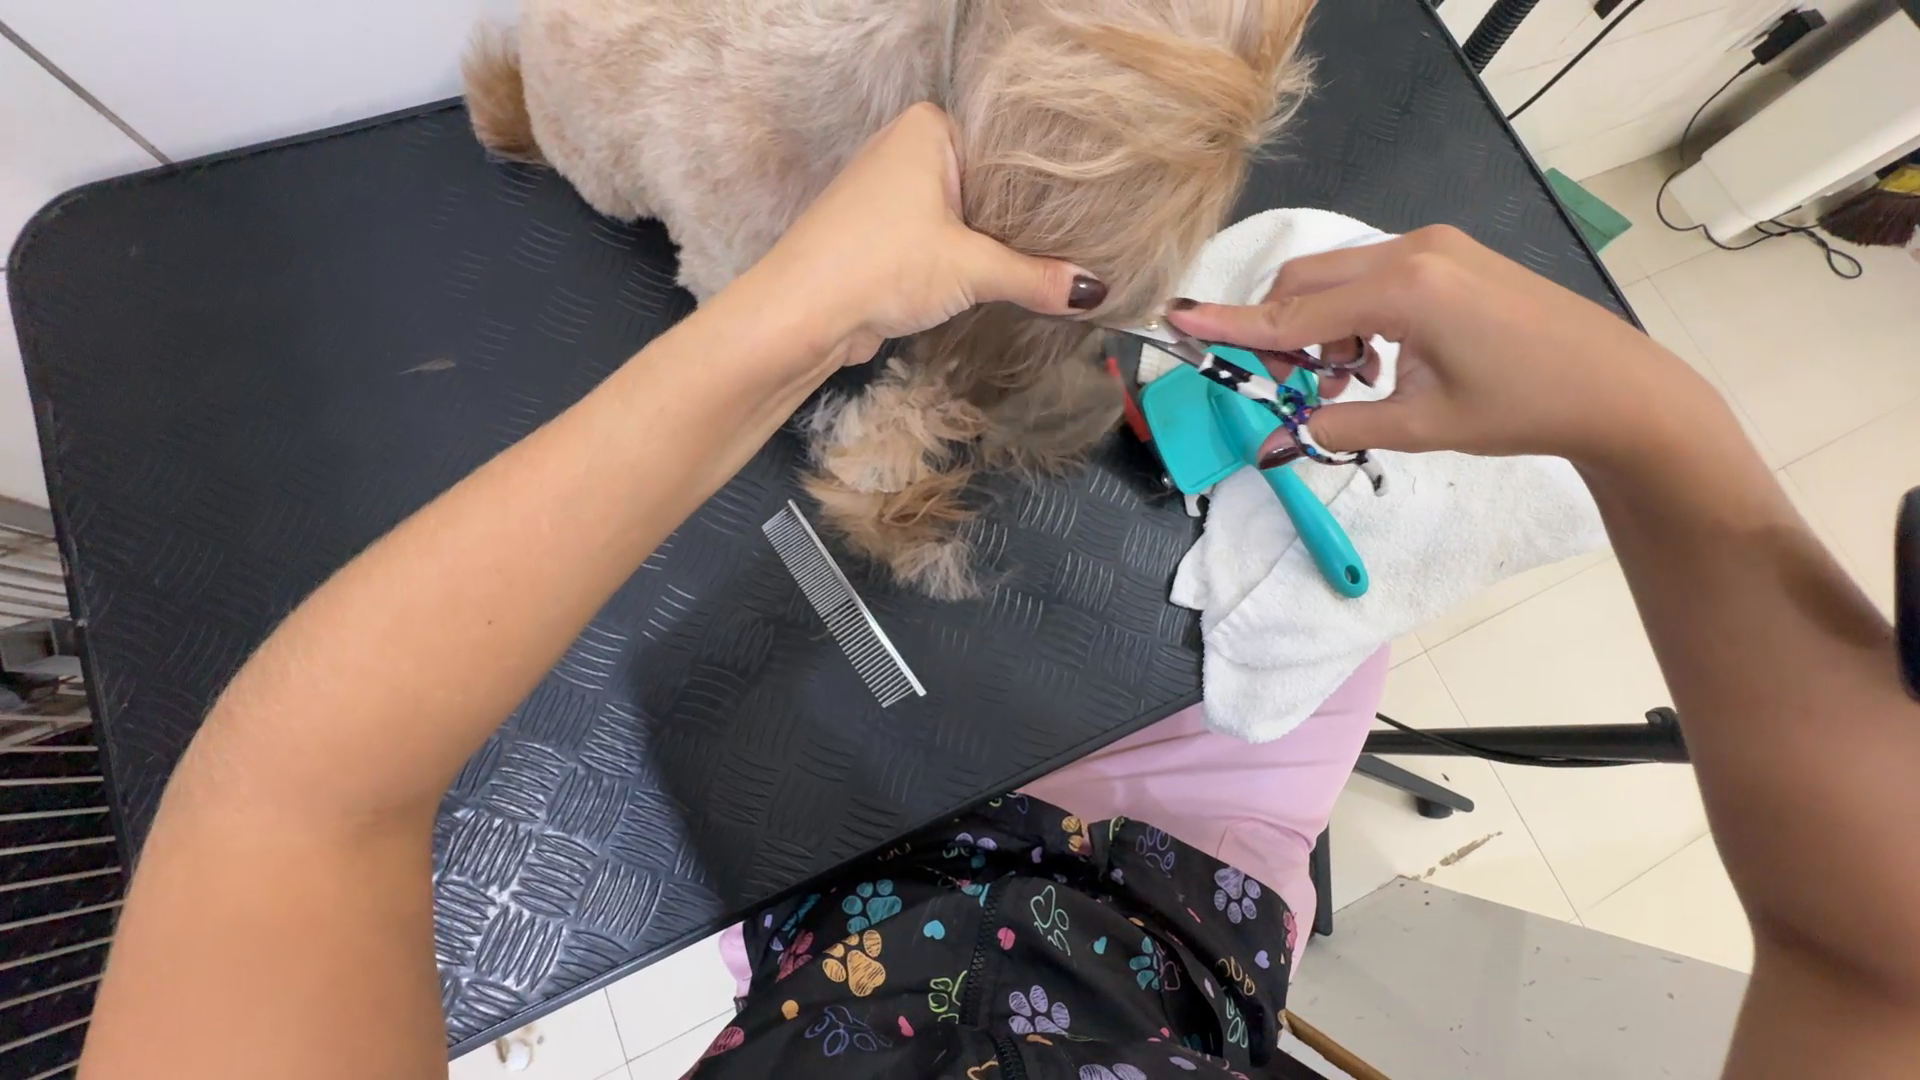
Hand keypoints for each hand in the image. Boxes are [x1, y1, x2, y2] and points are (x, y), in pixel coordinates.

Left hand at [744, 103, 1106, 368]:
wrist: (803, 314)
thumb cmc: (882, 265)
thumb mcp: (970, 269)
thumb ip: (1035, 278)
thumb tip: (1096, 294)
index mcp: (931, 129)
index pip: (1011, 149)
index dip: (1051, 190)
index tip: (1093, 217)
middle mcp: (911, 151)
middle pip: (991, 187)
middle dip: (1026, 226)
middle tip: (1085, 249)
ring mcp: (896, 196)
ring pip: (967, 220)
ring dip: (998, 250)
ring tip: (1057, 267)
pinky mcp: (887, 238)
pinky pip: (945, 244)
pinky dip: (970, 264)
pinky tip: (1007, 282)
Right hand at [1166, 226, 1719, 468]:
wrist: (1619, 388)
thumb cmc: (1523, 408)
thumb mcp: (1417, 426)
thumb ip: (1336, 426)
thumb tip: (1275, 441)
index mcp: (1405, 289)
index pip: (1292, 310)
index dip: (1230, 323)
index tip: (1177, 319)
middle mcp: (1412, 251)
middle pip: (1302, 281)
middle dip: (1281, 333)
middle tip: (1303, 388)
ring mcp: (1431, 247)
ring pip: (1331, 278)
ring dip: (1317, 328)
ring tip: (1351, 378)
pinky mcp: (1444, 256)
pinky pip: (1365, 278)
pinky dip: (1348, 318)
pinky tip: (1378, 356)